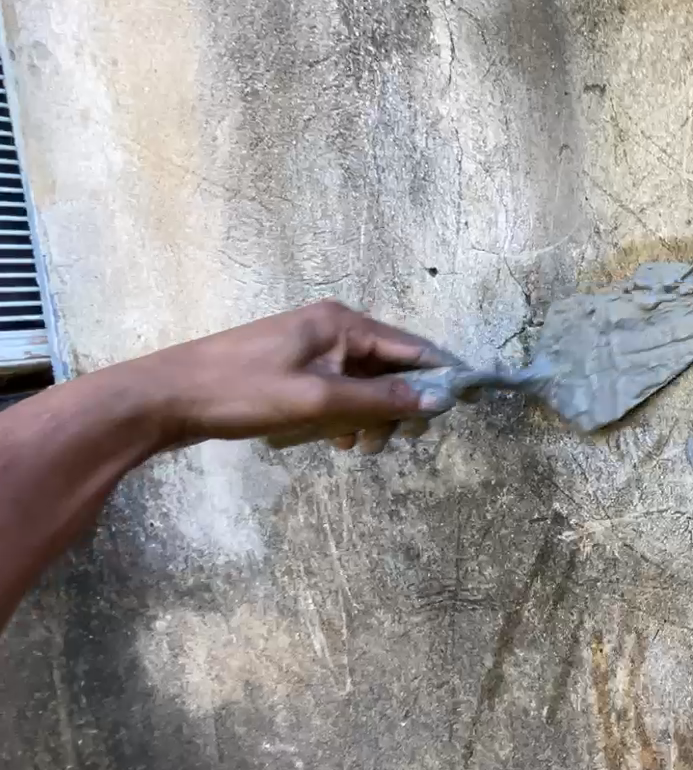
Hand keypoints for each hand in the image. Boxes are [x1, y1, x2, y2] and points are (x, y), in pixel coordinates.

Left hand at [125, 300, 444, 452]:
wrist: (150, 402)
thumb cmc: (238, 392)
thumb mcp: (319, 399)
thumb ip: (384, 399)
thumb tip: (442, 401)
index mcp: (344, 323)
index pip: (414, 348)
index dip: (441, 376)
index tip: (465, 404)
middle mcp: (335, 328)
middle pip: (392, 368)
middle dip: (399, 405)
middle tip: (397, 439)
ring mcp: (313, 347)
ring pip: (367, 383)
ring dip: (372, 415)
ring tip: (360, 446)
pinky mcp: (295, 367)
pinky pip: (341, 389)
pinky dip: (348, 414)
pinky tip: (338, 439)